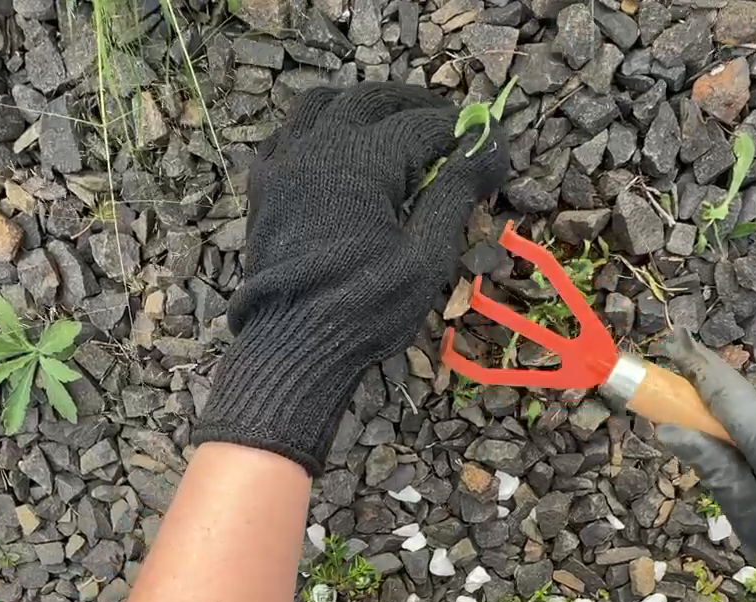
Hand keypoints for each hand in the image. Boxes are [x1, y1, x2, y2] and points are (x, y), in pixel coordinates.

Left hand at [197, 82, 508, 473]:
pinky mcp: (263, 193)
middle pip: (371, 101)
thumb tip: (492, 146)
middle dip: (412, 107)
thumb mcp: (425, 255)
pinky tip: (326, 151)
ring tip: (384, 124)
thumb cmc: (365, 308)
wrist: (292, 346)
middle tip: (442, 125)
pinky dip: (311, 132)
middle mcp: (319, 146)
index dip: (461, 135)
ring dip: (358, 107)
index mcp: (363, 158)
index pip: (424, 127)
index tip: (488, 148)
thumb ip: (455, 192)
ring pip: (320, 107)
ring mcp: (283, 166)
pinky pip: (285, 139)